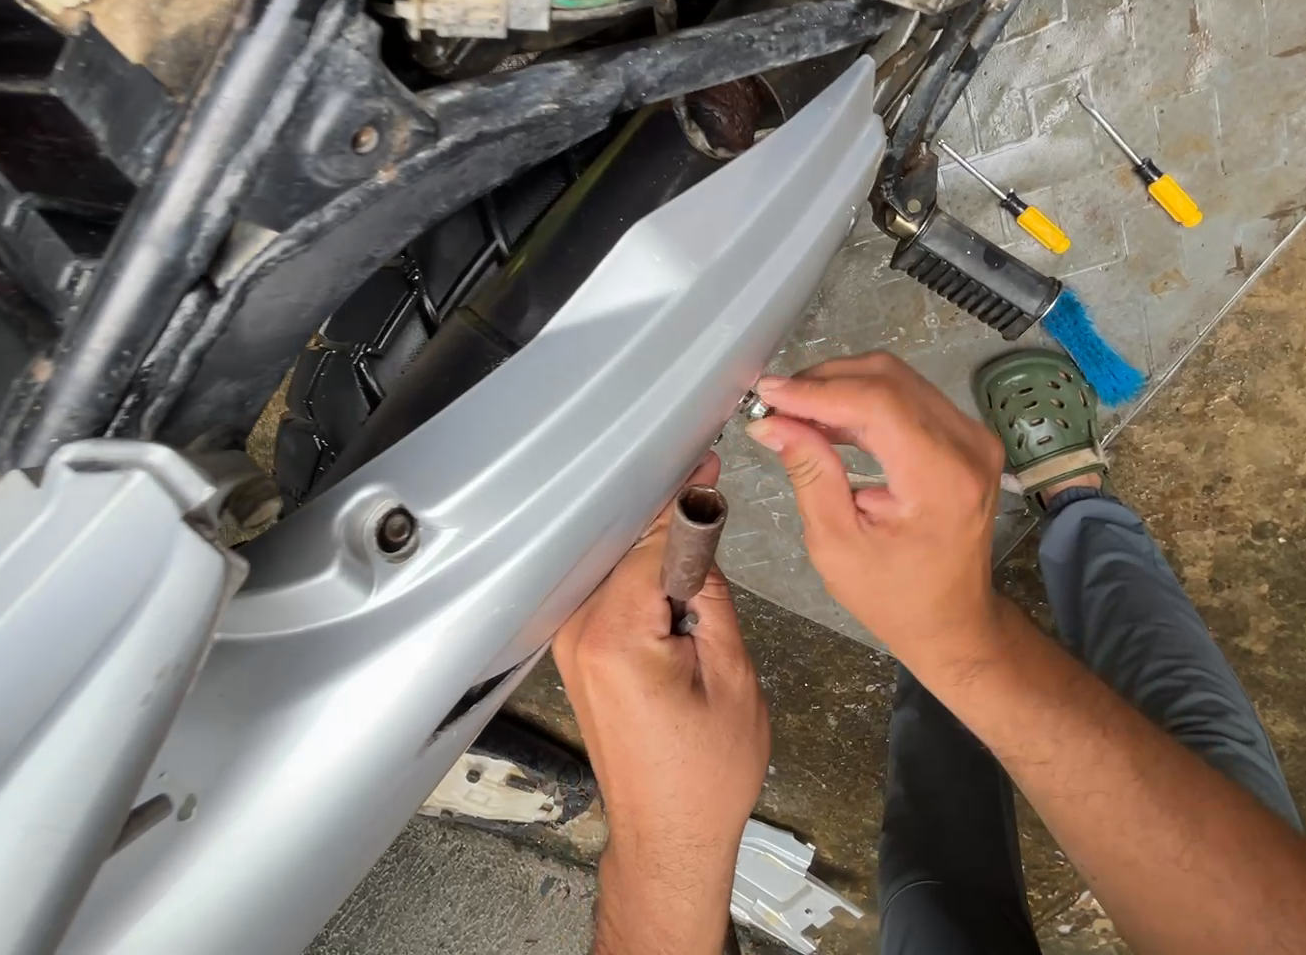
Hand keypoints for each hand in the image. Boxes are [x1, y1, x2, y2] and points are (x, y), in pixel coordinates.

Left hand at [553, 452, 768, 954]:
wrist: (669, 836)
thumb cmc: (707, 773)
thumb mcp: (732, 675)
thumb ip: (712, 595)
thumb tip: (700, 539)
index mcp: (617, 638)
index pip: (651, 543)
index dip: (684, 504)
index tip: (707, 471)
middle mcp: (580, 635)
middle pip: (625, 547)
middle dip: (667, 516)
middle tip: (704, 482)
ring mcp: (572, 645)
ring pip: (614, 565)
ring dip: (652, 542)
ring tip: (693, 516)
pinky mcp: (578, 655)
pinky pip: (608, 592)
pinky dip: (638, 571)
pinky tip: (666, 560)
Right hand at [745, 352, 1010, 681]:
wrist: (952, 619)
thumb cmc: (893, 596)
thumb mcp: (836, 544)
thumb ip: (809, 474)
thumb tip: (772, 423)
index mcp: (941, 477)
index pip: (877, 403)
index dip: (817, 391)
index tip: (768, 394)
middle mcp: (967, 445)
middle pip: (887, 380)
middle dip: (823, 382)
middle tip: (775, 404)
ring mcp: (971, 436)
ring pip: (895, 379)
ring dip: (839, 386)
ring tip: (793, 411)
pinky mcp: (962, 436)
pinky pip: (905, 396)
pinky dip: (860, 399)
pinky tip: (825, 418)